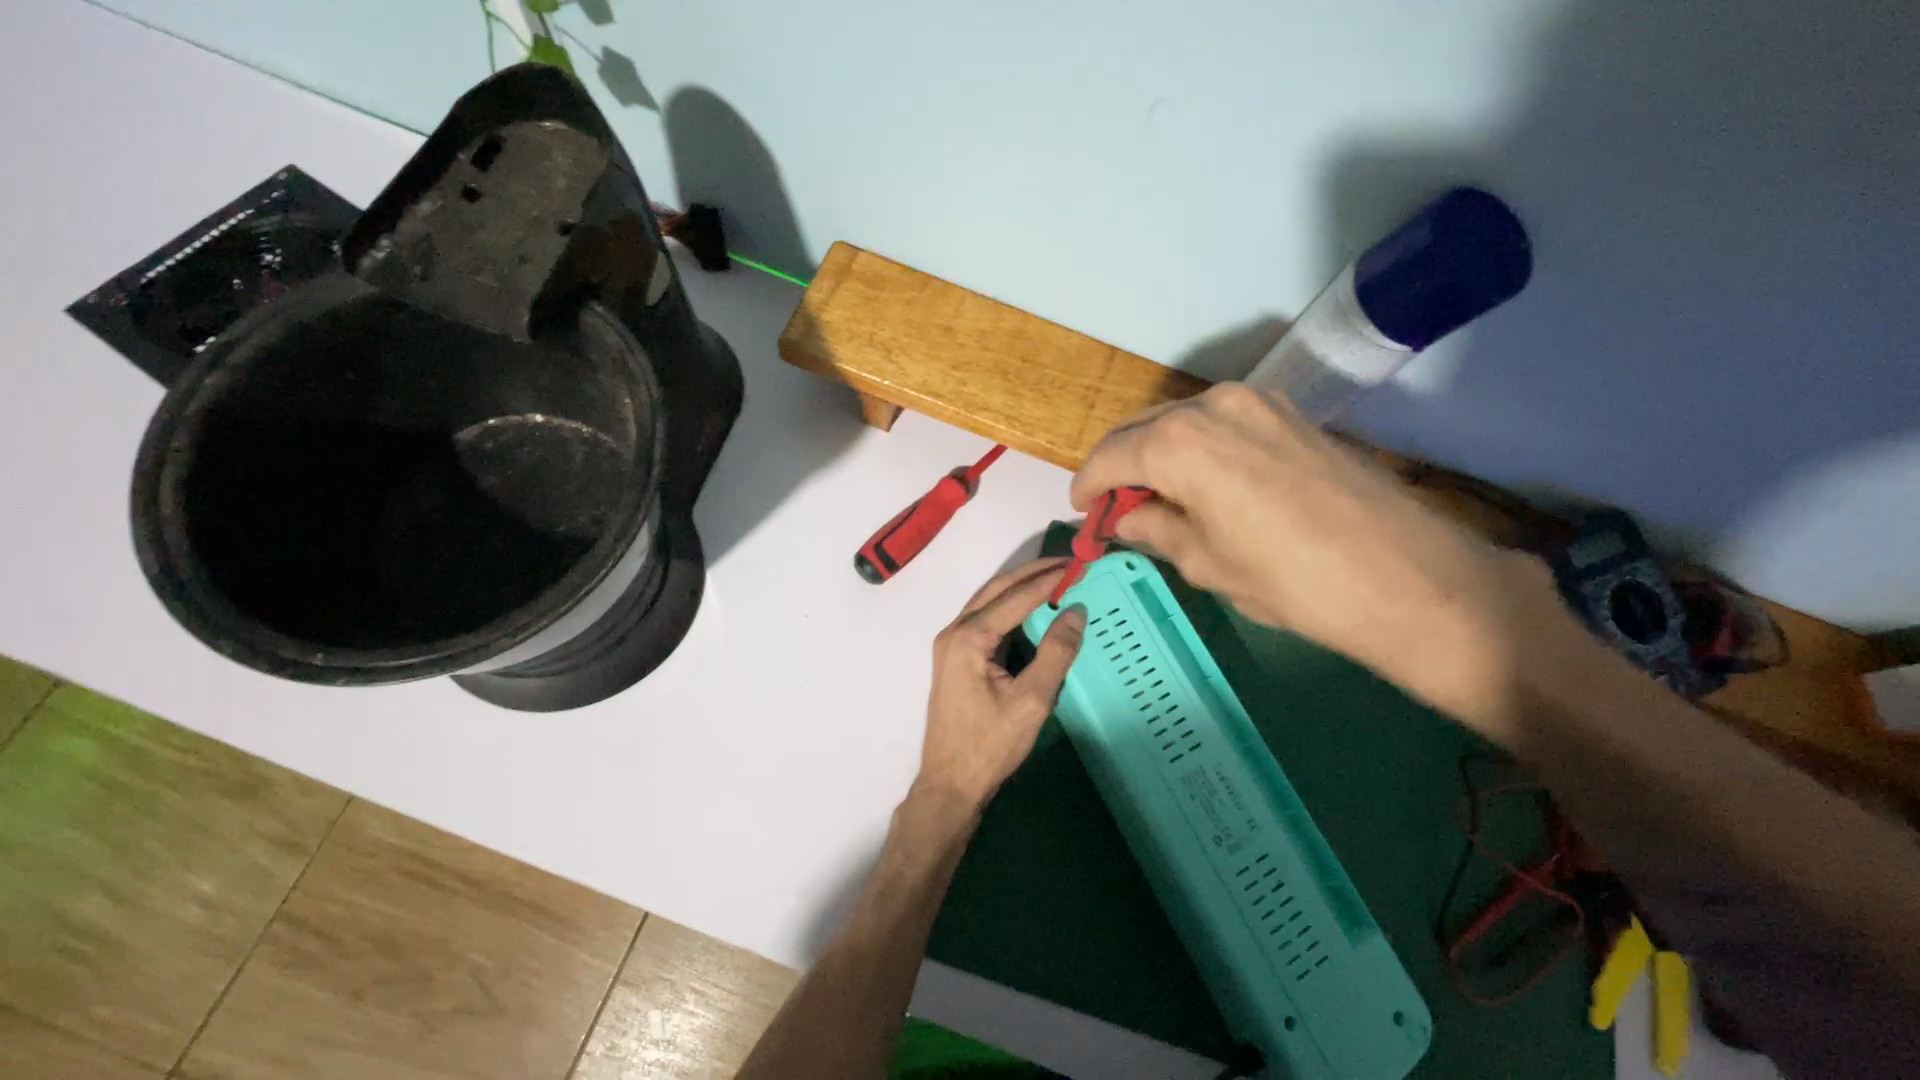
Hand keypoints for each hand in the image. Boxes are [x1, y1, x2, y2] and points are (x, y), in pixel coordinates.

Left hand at [917, 558, 1085, 809]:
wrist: (950, 782)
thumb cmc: (990, 744)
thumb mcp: (1033, 700)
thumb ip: (1056, 652)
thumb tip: (1076, 610)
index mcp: (969, 638)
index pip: (1015, 596)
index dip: (1048, 579)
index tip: (1078, 564)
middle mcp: (954, 632)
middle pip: (996, 589)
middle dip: (1031, 573)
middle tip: (1067, 562)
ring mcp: (950, 644)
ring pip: (987, 601)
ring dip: (1019, 587)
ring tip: (1053, 577)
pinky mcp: (954, 658)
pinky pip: (983, 619)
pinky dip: (1008, 607)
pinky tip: (1030, 608)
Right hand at [1071, 383, 1561, 736]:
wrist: (1408, 578)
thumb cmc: (1293, 583)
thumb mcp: (1208, 564)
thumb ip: (1157, 529)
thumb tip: (1127, 517)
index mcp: (1180, 443)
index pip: (1111, 456)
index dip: (1089, 486)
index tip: (1083, 512)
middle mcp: (1214, 405)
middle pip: (1143, 429)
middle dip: (1121, 466)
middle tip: (1116, 508)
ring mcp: (1258, 403)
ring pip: (1183, 422)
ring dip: (1160, 454)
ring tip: (1160, 500)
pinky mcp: (1290, 415)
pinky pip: (1222, 424)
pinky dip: (1199, 449)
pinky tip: (1205, 487)